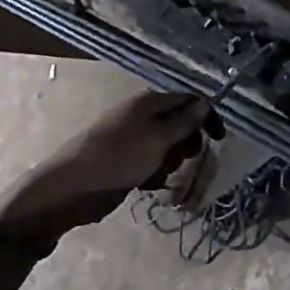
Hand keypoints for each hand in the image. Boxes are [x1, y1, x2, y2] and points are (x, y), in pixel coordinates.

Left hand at [0, 91, 217, 247]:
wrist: (69, 190)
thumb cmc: (117, 159)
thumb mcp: (158, 139)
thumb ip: (185, 121)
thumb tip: (206, 102)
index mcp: (148, 102)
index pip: (189, 99)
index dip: (207, 116)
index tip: (219, 139)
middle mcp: (141, 115)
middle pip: (180, 123)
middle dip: (188, 142)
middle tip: (186, 159)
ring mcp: (131, 138)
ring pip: (168, 145)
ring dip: (171, 161)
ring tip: (160, 174)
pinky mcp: (125, 160)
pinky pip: (152, 161)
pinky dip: (156, 172)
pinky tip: (148, 184)